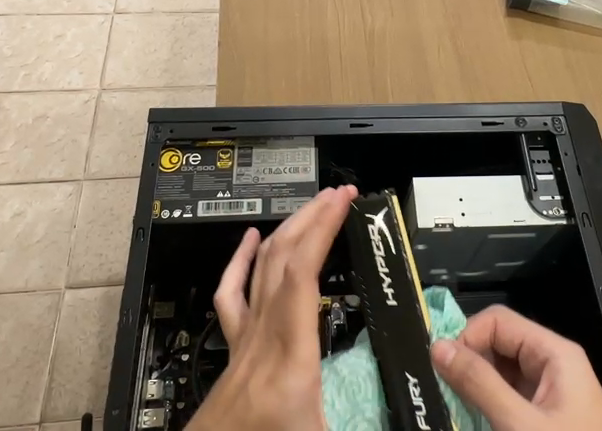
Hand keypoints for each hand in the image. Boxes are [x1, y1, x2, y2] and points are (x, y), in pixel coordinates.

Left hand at [188, 185, 358, 430]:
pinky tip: (251, 238)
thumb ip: (369, 423)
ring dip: (289, 228)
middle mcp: (264, 337)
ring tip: (313, 205)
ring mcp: (245, 338)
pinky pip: (231, 291)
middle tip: (340, 194)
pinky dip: (242, 257)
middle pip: (283, 257)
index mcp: (291, 357)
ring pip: (262, 265)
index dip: (323, 228)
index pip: (303, 273)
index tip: (344, 200)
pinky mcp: (234, 346)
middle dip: (312, 216)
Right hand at [430, 306, 601, 430]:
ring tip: (453, 407)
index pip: (498, 321)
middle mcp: (553, 365)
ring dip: (476, 387)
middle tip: (442, 390)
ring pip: (501, 374)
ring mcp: (551, 394)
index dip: (467, 337)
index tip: (442, 368)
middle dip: (470, 363)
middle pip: (499, 345)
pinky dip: (488, 407)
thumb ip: (480, 385)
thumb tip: (439, 347)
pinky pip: (510, 399)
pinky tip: (475, 420)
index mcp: (555, 354)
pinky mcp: (546, 419)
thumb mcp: (520, 425)